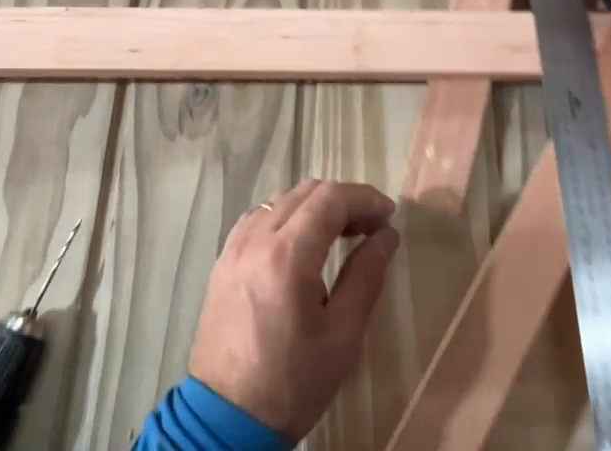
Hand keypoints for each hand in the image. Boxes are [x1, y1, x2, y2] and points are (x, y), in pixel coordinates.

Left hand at [188, 179, 399, 437]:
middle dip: (344, 200)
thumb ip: (367, 275)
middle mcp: (255, 239)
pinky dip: (287, 217)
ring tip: (341, 235)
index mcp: (287, 255)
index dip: (365, 198)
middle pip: (306, 192)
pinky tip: (302, 244)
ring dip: (315, 206)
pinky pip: (259, 218)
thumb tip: (386, 235)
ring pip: (280, 200)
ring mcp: (233, 248)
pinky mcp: (222, 262)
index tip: (388, 216)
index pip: (331, 198)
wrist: (227, 418)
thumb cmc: (293, 381)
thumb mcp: (343, 334)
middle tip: (370, 227)